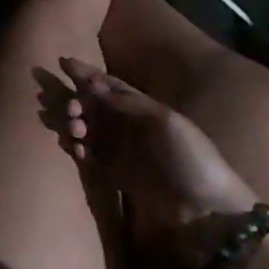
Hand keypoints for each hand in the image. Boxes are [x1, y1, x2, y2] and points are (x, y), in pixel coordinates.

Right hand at [49, 57, 258, 256]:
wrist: (205, 207)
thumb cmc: (190, 156)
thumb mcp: (164, 121)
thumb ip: (128, 102)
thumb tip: (93, 84)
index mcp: (142, 106)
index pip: (108, 84)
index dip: (86, 73)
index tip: (63, 62)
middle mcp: (127, 124)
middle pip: (93, 106)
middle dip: (76, 102)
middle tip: (72, 109)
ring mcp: (120, 149)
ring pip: (86, 129)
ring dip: (74, 125)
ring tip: (74, 131)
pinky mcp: (115, 172)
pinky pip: (88, 154)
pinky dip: (77, 149)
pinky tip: (76, 151)